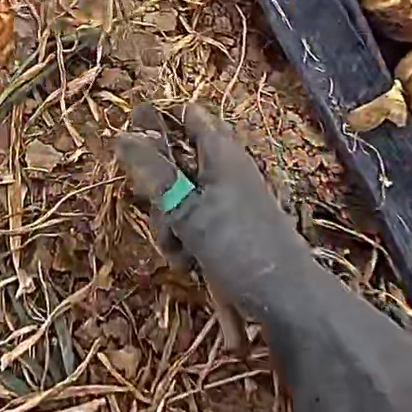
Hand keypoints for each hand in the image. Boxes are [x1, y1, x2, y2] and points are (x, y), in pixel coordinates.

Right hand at [115, 104, 316, 319]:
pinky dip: (189, 242)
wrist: (288, 297)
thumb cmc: (238, 245)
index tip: (134, 149)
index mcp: (219, 150)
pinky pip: (198, 224)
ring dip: (172, 226)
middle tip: (163, 218)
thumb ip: (153, 173)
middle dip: (161, 194)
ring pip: (183, 199)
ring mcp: (230, 197)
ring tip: (181, 253)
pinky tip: (192, 266)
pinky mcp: (233, 225)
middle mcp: (225, 166)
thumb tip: (122, 135)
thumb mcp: (187, 210)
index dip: (158, 124)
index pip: (186, 115)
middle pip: (177, 163)